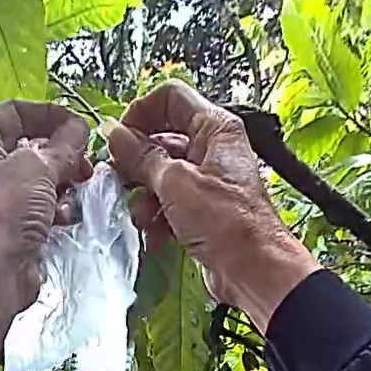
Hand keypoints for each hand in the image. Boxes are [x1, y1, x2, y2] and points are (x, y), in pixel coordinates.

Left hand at [0, 100, 93, 370]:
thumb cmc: (1, 210)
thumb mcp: (38, 166)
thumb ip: (63, 144)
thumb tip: (79, 129)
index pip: (14, 114)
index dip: (50, 115)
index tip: (80, 125)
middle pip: (28, 152)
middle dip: (61, 158)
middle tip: (85, 166)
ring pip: (36, 185)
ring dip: (61, 188)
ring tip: (74, 196)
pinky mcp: (7, 232)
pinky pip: (37, 212)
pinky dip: (54, 212)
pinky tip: (63, 220)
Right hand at [105, 82, 320, 333]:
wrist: (254, 271)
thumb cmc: (229, 223)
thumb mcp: (175, 183)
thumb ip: (141, 157)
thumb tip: (116, 136)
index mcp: (215, 129)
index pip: (170, 99)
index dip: (141, 113)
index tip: (120, 138)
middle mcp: (214, 152)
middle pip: (162, 142)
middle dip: (138, 164)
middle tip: (119, 180)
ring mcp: (210, 184)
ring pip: (164, 178)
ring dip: (146, 198)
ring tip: (142, 216)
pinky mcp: (205, 214)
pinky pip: (173, 206)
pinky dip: (160, 219)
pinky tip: (155, 235)